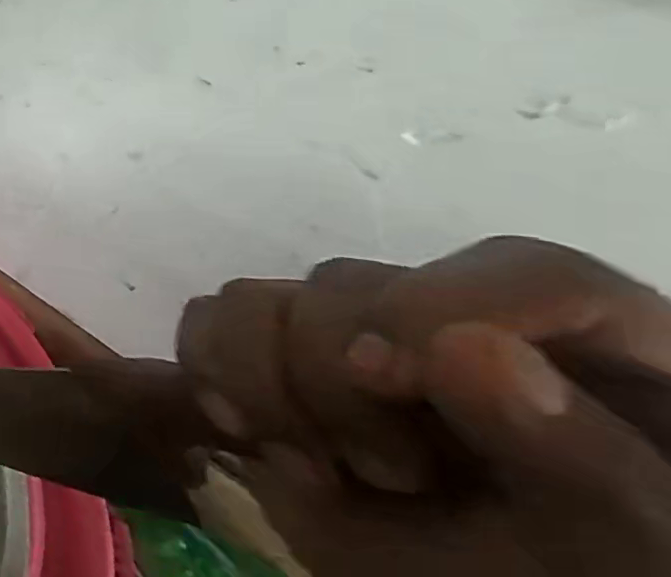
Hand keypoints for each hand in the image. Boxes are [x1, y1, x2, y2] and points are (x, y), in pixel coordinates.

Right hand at [177, 236, 670, 576]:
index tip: (388, 379)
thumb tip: (469, 349)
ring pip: (256, 296)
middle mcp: (447, 318)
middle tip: (392, 477)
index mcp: (584, 350)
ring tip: (315, 467)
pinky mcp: (266, 352)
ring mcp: (343, 331)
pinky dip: (208, 368)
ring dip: (261, 384)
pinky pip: (204, 317)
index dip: (448, 307)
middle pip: (349, 286)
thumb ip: (586, 462)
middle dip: (336, 381)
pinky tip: (247, 431)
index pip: (532, 277)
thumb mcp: (621, 552)